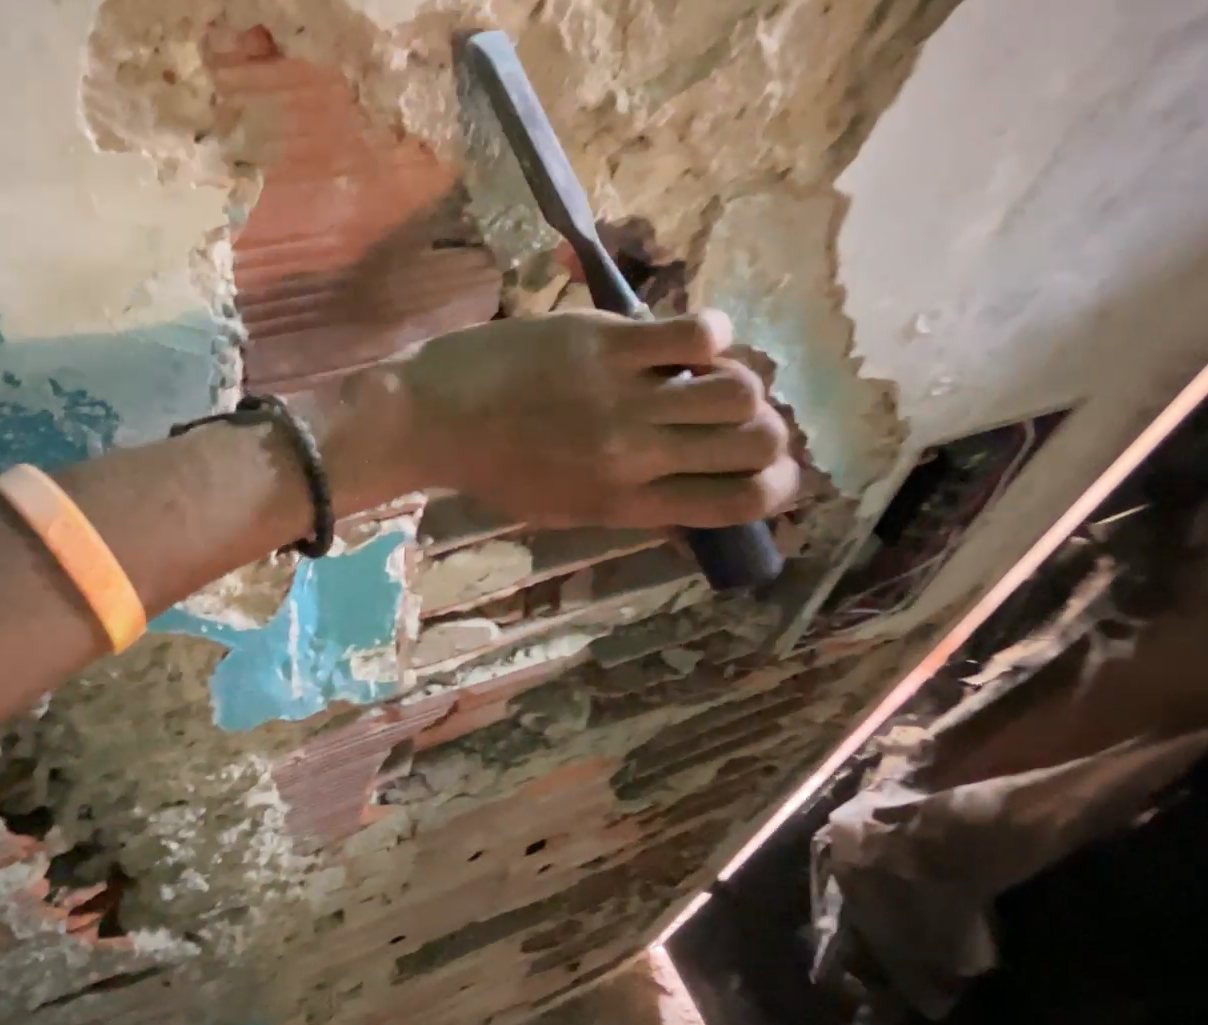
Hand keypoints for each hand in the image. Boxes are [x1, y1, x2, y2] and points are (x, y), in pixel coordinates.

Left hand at [385, 309, 797, 528]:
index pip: (737, 503)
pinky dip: (710, 332)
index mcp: (626, 505)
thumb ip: (631, 506)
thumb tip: (694, 499)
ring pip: (738, 388)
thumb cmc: (491, 468)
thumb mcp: (561, 509)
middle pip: (754, 444)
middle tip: (744, 415)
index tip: (780, 469)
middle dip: (769, 428)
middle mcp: (636, 455)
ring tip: (711, 375)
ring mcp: (622, 397)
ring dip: (742, 378)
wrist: (426, 418)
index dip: (780, 485)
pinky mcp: (603, 343)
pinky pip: (695, 333)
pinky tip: (687, 339)